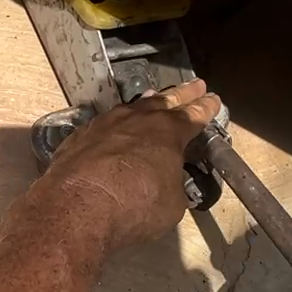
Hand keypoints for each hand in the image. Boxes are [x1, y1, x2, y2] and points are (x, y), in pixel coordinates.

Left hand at [31, 80, 221, 249]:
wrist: (78, 206)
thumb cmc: (135, 206)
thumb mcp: (172, 204)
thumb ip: (174, 187)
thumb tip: (169, 185)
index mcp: (169, 132)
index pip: (194, 115)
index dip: (206, 108)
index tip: (213, 100)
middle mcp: (139, 120)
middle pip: (165, 101)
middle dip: (182, 94)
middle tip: (194, 85)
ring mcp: (106, 124)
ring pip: (133, 108)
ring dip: (147, 103)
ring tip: (156, 97)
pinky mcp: (81, 136)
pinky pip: (105, 123)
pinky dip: (116, 123)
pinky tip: (115, 127)